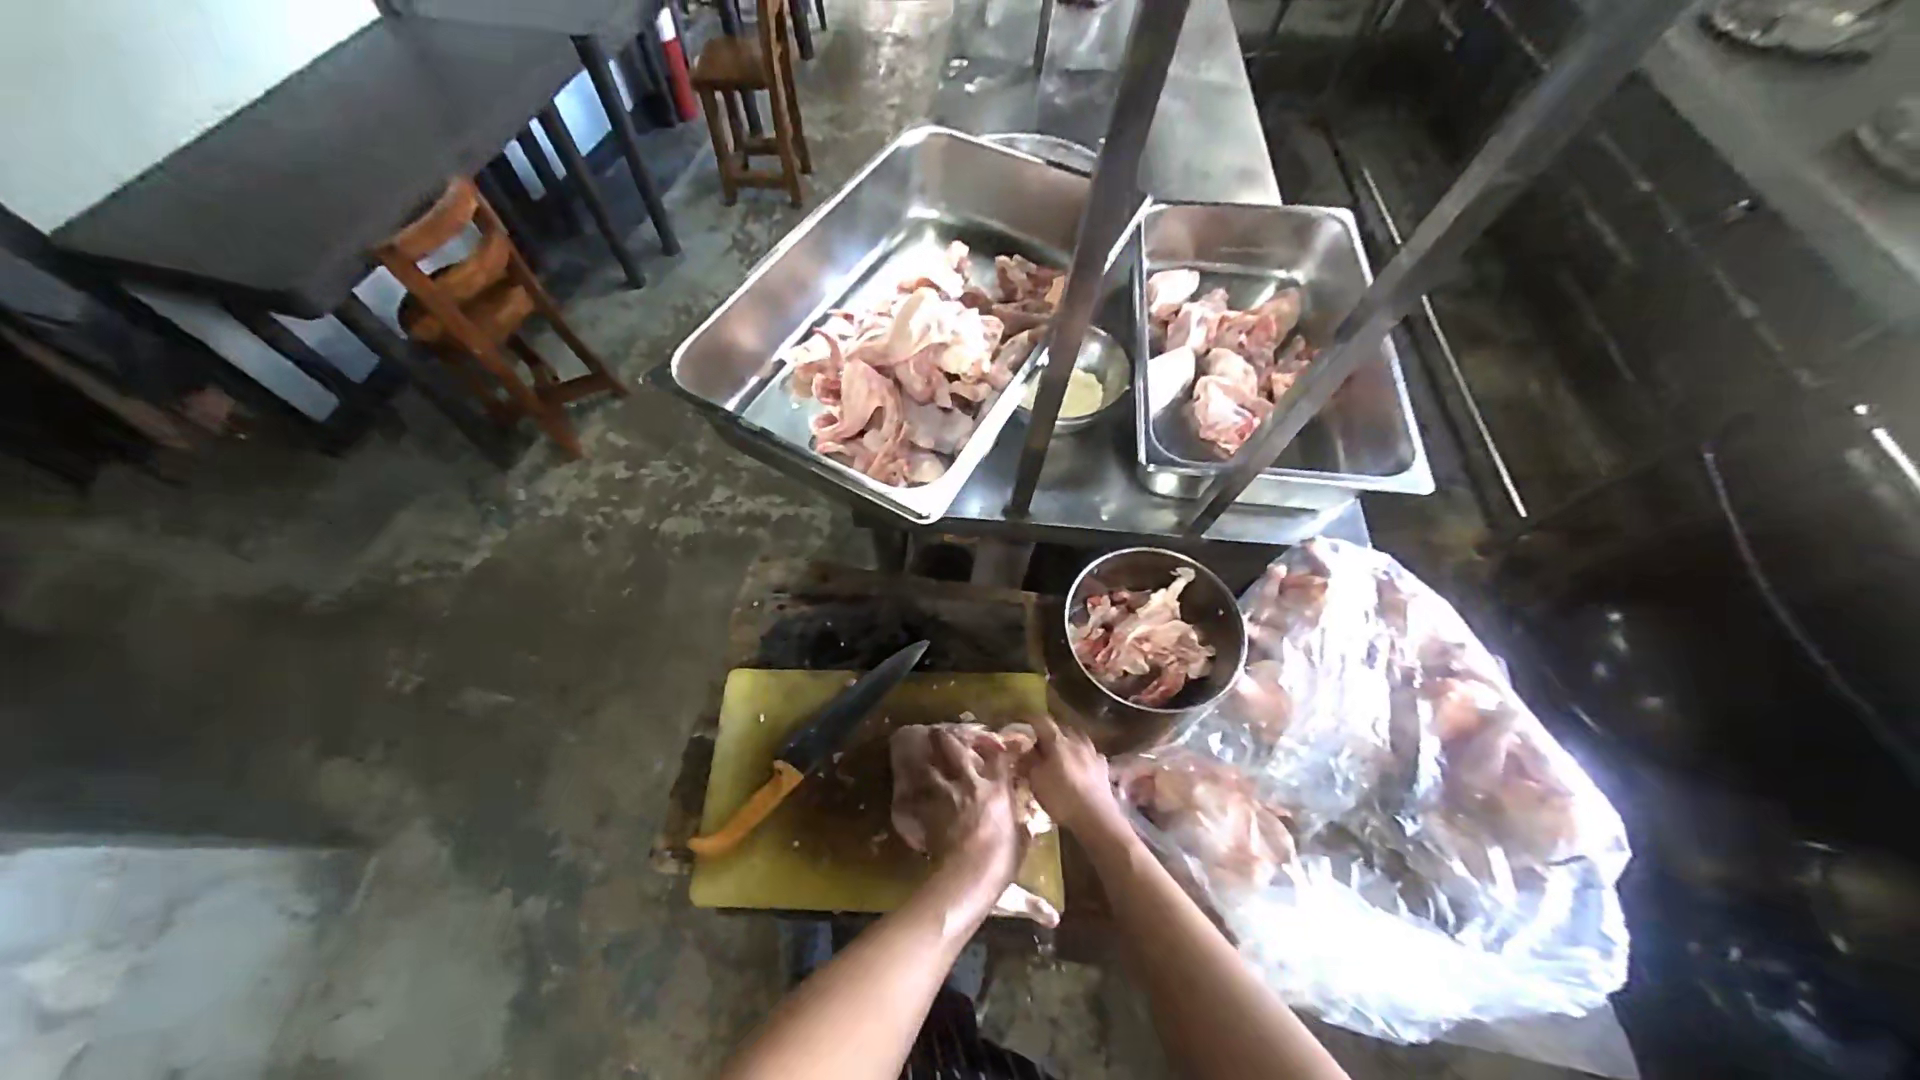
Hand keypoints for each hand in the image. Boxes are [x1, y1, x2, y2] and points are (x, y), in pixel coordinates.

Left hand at [911, 728, 1024, 885]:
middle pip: (956, 750)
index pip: (998, 757)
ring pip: (932, 767)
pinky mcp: (928, 810)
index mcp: (997, 789)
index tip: (994, 742)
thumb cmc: (1001, 858)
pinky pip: (919, 795)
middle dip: (948, 739)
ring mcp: (946, 795)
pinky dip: (916, 791)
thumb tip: (1027, 823)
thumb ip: (1022, 825)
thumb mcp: (1021, 841)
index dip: (996, 745)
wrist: (968, 875)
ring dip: (928, 760)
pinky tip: (912, 789)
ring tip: (921, 752)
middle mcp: (970, 784)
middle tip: (942, 732)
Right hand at [1029, 716, 1127, 840]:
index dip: (1029, 719)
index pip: (1041, 720)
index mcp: (1057, 741)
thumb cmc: (1061, 798)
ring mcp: (1092, 752)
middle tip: (1038, 743)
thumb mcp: (1036, 781)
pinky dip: (1082, 755)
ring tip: (1060, 752)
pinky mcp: (1103, 767)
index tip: (1021, 722)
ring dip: (1068, 741)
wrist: (1096, 817)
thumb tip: (1021, 751)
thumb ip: (1028, 762)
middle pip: (1060, 728)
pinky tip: (1081, 764)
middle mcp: (1076, 741)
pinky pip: (1090, 753)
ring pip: (1077, 738)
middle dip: (1048, 732)